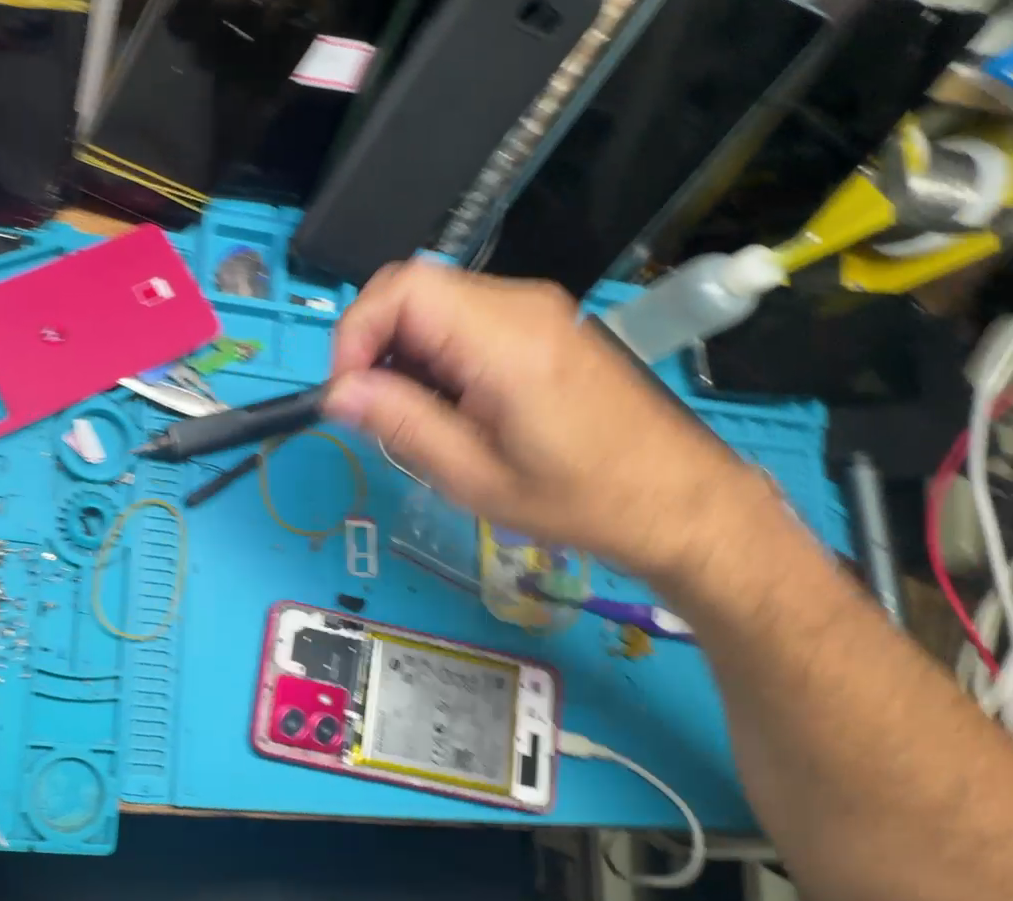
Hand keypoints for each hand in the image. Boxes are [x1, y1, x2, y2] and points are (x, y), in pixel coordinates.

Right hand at [323, 261, 764, 577]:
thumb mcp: (472, 476)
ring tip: (410, 413)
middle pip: (412, 287)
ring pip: (433, 302)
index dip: (355, 332)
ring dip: (400, 351)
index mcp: (505, 340)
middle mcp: (521, 306)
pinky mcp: (541, 324)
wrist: (676, 498)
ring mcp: (535, 310)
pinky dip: (431, 351)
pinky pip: (462, 318)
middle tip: (371, 405)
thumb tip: (336, 392)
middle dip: (372, 342)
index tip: (347, 393)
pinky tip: (445, 403)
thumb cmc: (576, 499)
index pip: (401, 290)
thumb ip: (400, 424)